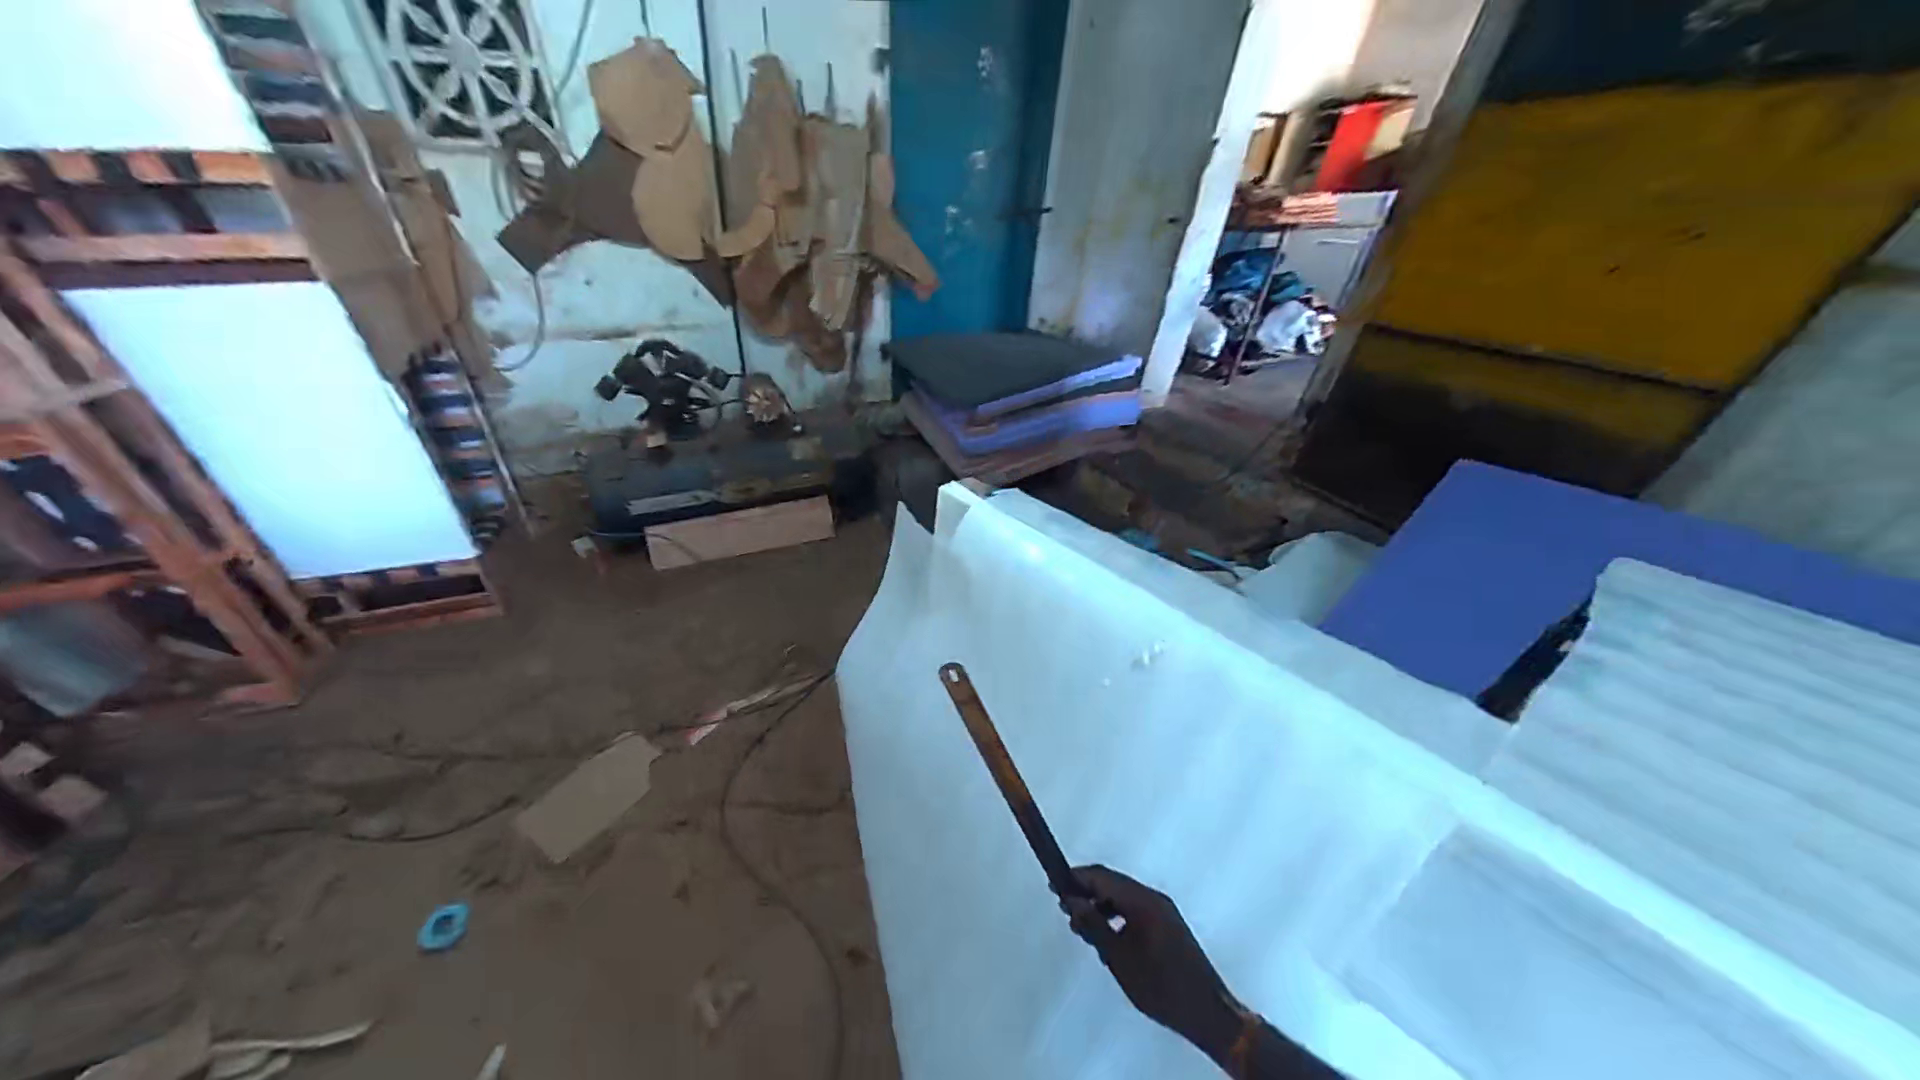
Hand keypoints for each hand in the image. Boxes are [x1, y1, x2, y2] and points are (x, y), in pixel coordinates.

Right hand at [1063, 865, 1244, 1063]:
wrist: (1209, 1014)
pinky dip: (1117, 915)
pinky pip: (1135, 909)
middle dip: (1087, 892)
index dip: (1077, 878)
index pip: (1103, 877)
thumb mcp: (1120, 959)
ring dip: (1101, 905)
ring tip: (1081, 927)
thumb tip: (1071, 901)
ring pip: (1123, 896)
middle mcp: (1154, 898)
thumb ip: (1094, 926)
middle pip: (1113, 883)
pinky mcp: (1168, 924)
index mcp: (1144, 901)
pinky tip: (1106, 938)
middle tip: (1064, 908)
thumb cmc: (1162, 988)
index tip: (1054, 886)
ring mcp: (1164, 910)